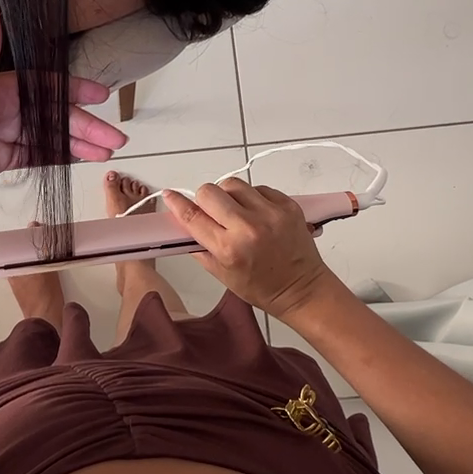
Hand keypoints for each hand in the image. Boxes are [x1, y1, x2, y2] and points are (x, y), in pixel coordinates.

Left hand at [0, 0, 128, 225]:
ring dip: (76, 143)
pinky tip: (77, 161)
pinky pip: (33, 154)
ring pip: (46, 135)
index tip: (103, 97)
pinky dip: (56, 156)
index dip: (74, 90)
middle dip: (84, 125)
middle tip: (115, 139)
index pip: (44, 85)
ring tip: (105, 153)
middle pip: (50, 113)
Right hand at [162, 178, 342, 319]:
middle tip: (211, 212)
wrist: (302, 289)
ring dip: (228, 195)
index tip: (170, 196)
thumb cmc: (261, 287)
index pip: (193, 216)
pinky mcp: (288, 205)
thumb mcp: (221, 275)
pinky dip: (251, 197)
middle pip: (210, 191)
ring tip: (235, 211)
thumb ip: (200, 247)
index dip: (177, 203)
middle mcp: (249, 227)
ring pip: (233, 184)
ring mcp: (271, 214)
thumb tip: (185, 224)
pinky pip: (258, 188)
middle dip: (204, 199)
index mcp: (229, 248)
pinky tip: (255, 213)